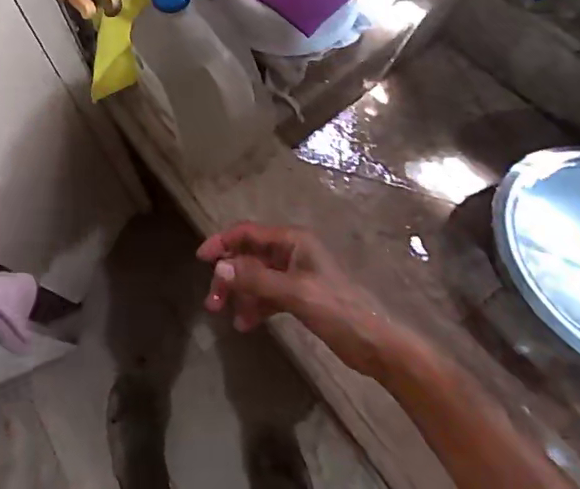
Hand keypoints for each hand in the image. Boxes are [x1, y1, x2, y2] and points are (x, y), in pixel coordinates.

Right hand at [197, 223, 391, 371]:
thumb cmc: (339, 310)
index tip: (201, 259)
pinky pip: (268, 294)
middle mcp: (292, 252)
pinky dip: (255, 306)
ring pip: (256, 277)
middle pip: (249, 256)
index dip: (222, 242)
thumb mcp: (295, 293)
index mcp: (293, 241)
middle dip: (229, 275)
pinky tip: (246, 324)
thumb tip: (220, 268)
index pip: (248, 233)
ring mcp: (296, 274)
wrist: (379, 346)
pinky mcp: (300, 296)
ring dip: (240, 293)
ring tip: (225, 315)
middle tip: (212, 301)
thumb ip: (257, 280)